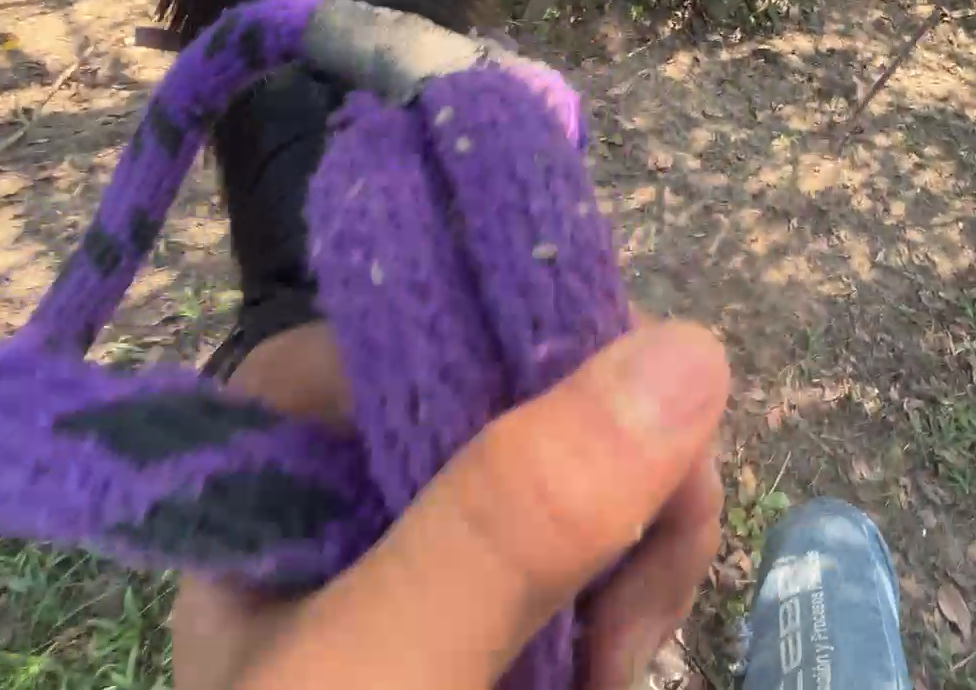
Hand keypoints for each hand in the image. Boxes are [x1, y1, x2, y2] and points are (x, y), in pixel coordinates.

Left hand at [170, 311, 729, 689]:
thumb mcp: (388, 683)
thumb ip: (507, 524)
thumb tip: (686, 348)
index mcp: (289, 466)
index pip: (411, 322)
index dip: (523, 338)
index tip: (617, 410)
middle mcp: (375, 471)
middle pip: (532, 371)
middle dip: (616, 457)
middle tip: (633, 581)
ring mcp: (461, 517)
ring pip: (597, 433)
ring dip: (647, 524)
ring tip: (619, 653)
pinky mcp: (529, 563)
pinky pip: (621, 503)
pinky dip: (650, 562)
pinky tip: (621, 650)